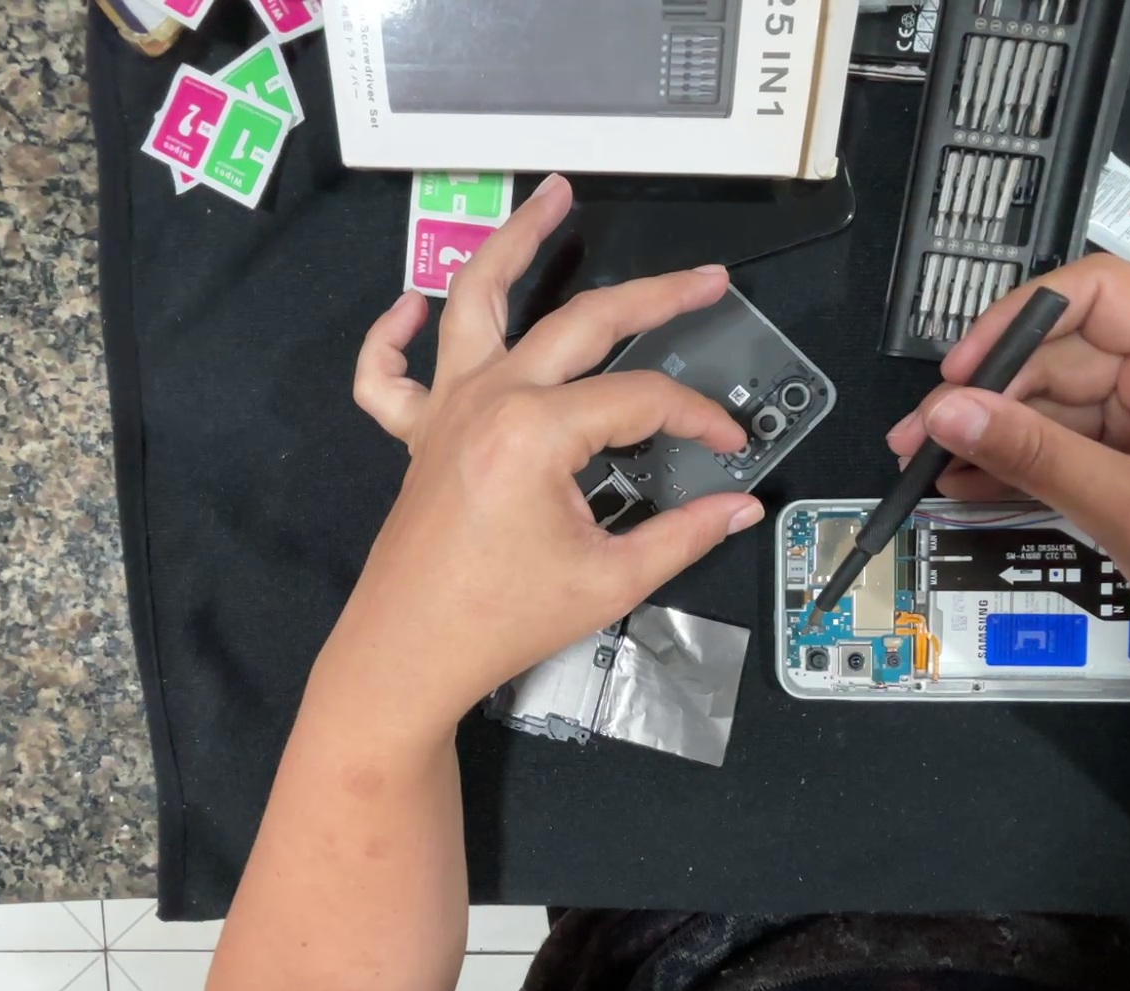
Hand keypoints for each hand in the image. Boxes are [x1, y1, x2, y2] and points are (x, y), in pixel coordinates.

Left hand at [330, 175, 763, 717]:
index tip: (727, 442)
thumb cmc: (502, 622)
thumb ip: (685, 535)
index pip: (641, 400)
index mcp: (537, 434)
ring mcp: (445, 410)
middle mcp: (488, 400)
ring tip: (552, 197)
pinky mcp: (418, 435)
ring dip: (515, 243)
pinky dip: (393, 333)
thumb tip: (740, 508)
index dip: (697, 417)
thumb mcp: (610, 581)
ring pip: (476, 300)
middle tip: (704, 277)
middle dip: (654, 295)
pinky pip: (388, 372)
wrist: (410, 654)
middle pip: (581, 321)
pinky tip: (415, 305)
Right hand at [887, 255, 1129, 680]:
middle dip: (983, 394)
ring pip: (1045, 404)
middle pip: (1058, 355)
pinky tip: (960, 481)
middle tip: (914, 440)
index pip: (1100, 295)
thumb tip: (944, 414)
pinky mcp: (1129, 458)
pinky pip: (1053, 446)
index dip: (1018, 320)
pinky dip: (1007, 463)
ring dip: (983, 434)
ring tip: (921, 465)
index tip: (958, 372)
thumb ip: (1036, 456)